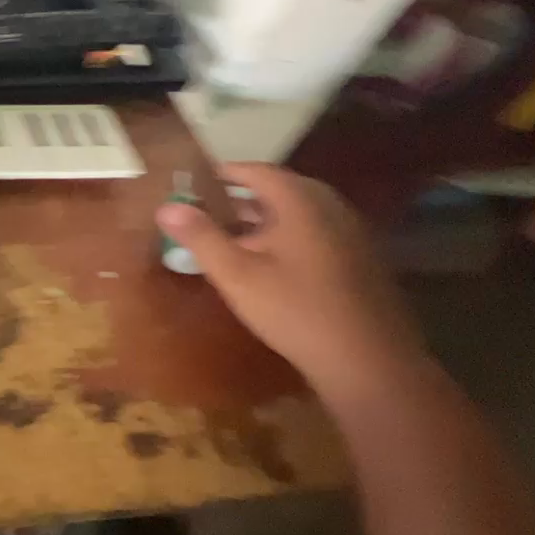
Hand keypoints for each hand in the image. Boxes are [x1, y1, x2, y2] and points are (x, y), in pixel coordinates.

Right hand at [156, 163, 425, 397]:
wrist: (369, 363)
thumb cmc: (296, 311)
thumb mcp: (236, 275)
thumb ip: (200, 237)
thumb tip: (165, 207)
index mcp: (301, 202)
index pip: (258, 171)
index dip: (225, 173)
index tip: (195, 180)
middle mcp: (330, 209)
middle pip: (280, 190)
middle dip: (242, 196)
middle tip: (208, 208)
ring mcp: (350, 235)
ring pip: (298, 214)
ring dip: (264, 218)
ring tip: (230, 235)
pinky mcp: (359, 261)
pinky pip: (315, 233)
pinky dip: (286, 236)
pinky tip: (267, 264)